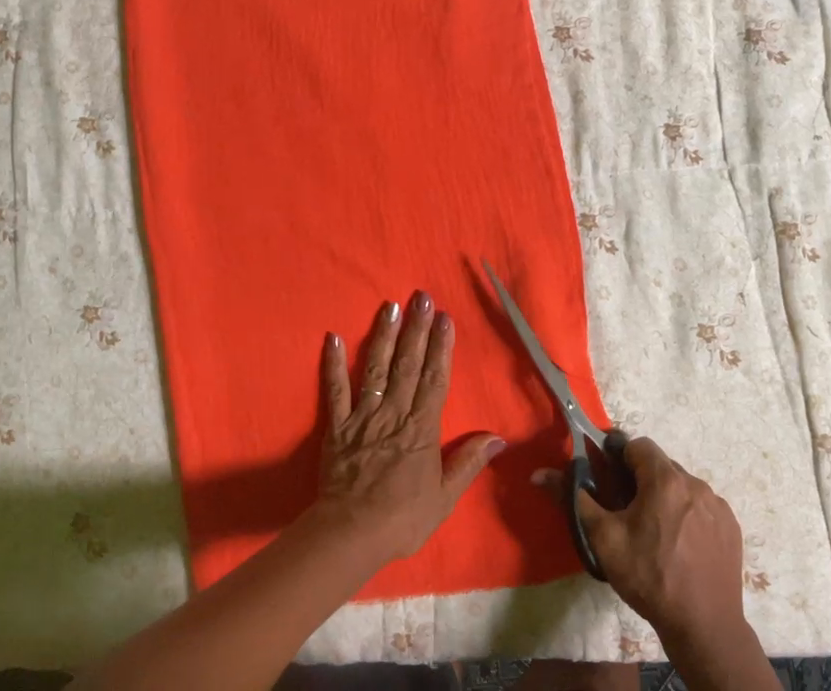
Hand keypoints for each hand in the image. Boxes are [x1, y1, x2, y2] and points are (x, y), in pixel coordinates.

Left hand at [317, 291, 505, 561]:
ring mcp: (362, 417)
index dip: (441, 348)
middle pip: (407, 365)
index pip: (435, 379)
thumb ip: (468, 462)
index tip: (445, 319)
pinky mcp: (336, 426)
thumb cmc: (403, 518)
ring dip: (382, 336)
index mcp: (422, 429)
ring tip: (389, 306)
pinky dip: (332, 364)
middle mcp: (394, 414)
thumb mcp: (445, 496)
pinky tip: (332, 337)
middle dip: (416, 330)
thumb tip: (498, 438)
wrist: (352, 533)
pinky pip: (334, 390)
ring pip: (374, 369)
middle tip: (421, 297)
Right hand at [572, 438, 746, 641]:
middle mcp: (696, 484)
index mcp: (666, 480)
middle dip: (642, 481)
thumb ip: (574, 499)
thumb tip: (540, 474)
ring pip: (683, 488)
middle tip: (627, 513)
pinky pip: (702, 508)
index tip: (610, 482)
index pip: (639, 445)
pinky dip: (688, 516)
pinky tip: (680, 547)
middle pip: (661, 467)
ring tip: (654, 534)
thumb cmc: (649, 576)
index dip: (620, 458)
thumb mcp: (604, 539)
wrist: (703, 625)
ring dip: (666, 499)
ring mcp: (718, 507)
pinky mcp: (732, 528)